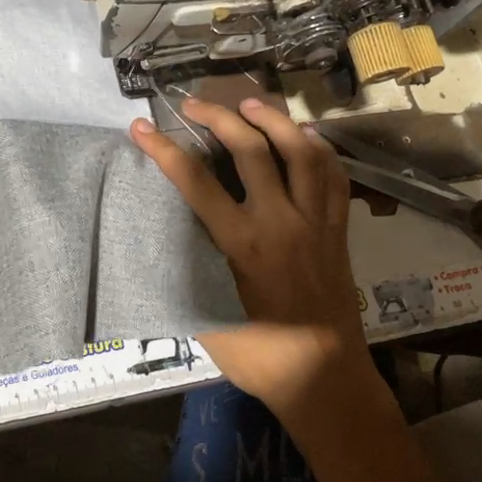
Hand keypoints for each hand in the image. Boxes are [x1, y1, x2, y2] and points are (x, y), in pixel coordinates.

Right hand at [128, 98, 375, 415]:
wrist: (327, 379)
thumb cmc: (262, 360)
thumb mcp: (209, 322)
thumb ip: (192, 276)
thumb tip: (172, 250)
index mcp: (243, 245)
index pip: (196, 182)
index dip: (164, 149)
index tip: (142, 127)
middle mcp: (282, 222)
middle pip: (251, 149)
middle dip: (219, 117)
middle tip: (194, 104)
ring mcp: (317, 222)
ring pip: (301, 151)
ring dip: (274, 119)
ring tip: (251, 102)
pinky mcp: (339, 230)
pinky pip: (334, 176)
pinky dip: (319, 149)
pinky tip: (305, 137)